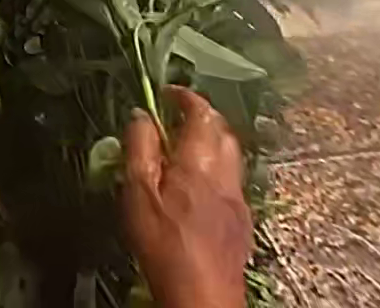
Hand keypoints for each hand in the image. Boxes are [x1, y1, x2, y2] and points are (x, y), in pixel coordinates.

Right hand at [121, 87, 252, 307]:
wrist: (201, 301)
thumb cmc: (163, 243)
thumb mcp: (138, 190)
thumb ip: (139, 147)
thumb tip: (141, 114)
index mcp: (199, 165)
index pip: (202, 115)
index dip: (185, 97)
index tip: (165, 92)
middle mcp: (226, 177)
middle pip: (223, 131)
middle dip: (201, 115)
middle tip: (173, 113)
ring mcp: (238, 201)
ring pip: (231, 155)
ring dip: (210, 139)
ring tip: (181, 143)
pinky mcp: (241, 222)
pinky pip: (232, 178)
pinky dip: (214, 164)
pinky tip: (194, 180)